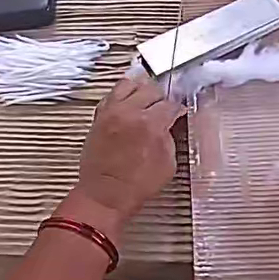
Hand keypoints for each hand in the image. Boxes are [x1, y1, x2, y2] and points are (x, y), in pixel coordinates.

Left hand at [67, 77, 185, 232]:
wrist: (105, 194)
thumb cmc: (135, 185)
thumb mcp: (167, 163)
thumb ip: (169, 137)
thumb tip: (169, 124)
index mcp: (150, 124)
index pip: (170, 104)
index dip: (178, 108)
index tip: (179, 112)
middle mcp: (129, 112)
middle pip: (151, 89)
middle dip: (162, 97)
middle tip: (165, 107)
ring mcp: (111, 112)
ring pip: (129, 84)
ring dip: (141, 90)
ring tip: (146, 99)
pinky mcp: (99, 117)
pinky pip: (112, 95)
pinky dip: (122, 95)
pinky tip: (128, 102)